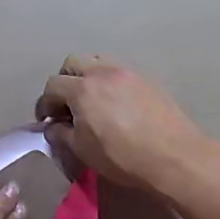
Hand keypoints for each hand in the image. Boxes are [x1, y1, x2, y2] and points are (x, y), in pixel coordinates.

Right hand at [35, 55, 219, 194]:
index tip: (46, 120)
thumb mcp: (82, 150)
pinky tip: (113, 104)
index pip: (53, 86)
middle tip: (66, 105)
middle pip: (73, 63)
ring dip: (87, 76)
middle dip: (64, 82)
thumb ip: (61, 134)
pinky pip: (118, 72)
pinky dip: (108, 81)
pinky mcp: (146, 80)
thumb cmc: (122, 157)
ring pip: (97, 62)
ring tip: (90, 100)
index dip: (45, 103)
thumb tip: (54, 126)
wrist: (175, 157)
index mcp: (82, 89)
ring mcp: (127, 73)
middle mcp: (103, 72)